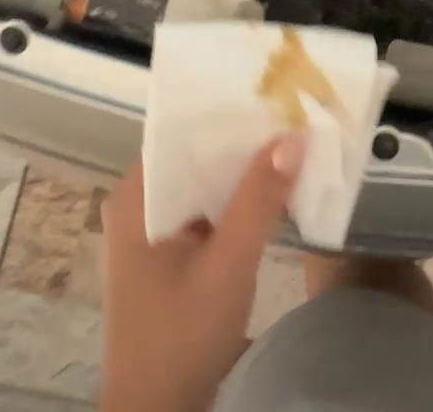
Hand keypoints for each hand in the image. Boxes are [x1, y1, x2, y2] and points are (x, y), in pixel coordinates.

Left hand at [100, 135, 304, 411]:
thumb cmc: (182, 337)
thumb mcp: (227, 265)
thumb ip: (258, 201)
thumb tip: (293, 137)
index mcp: (136, 197)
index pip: (182, 134)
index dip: (229, 114)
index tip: (274, 95)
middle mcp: (140, 203)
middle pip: (196, 157)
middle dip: (244, 141)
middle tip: (295, 115)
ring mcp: (156, 229)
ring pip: (206, 182)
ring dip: (245, 170)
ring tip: (295, 141)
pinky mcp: (173, 252)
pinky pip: (209, 208)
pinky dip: (240, 199)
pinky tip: (278, 187)